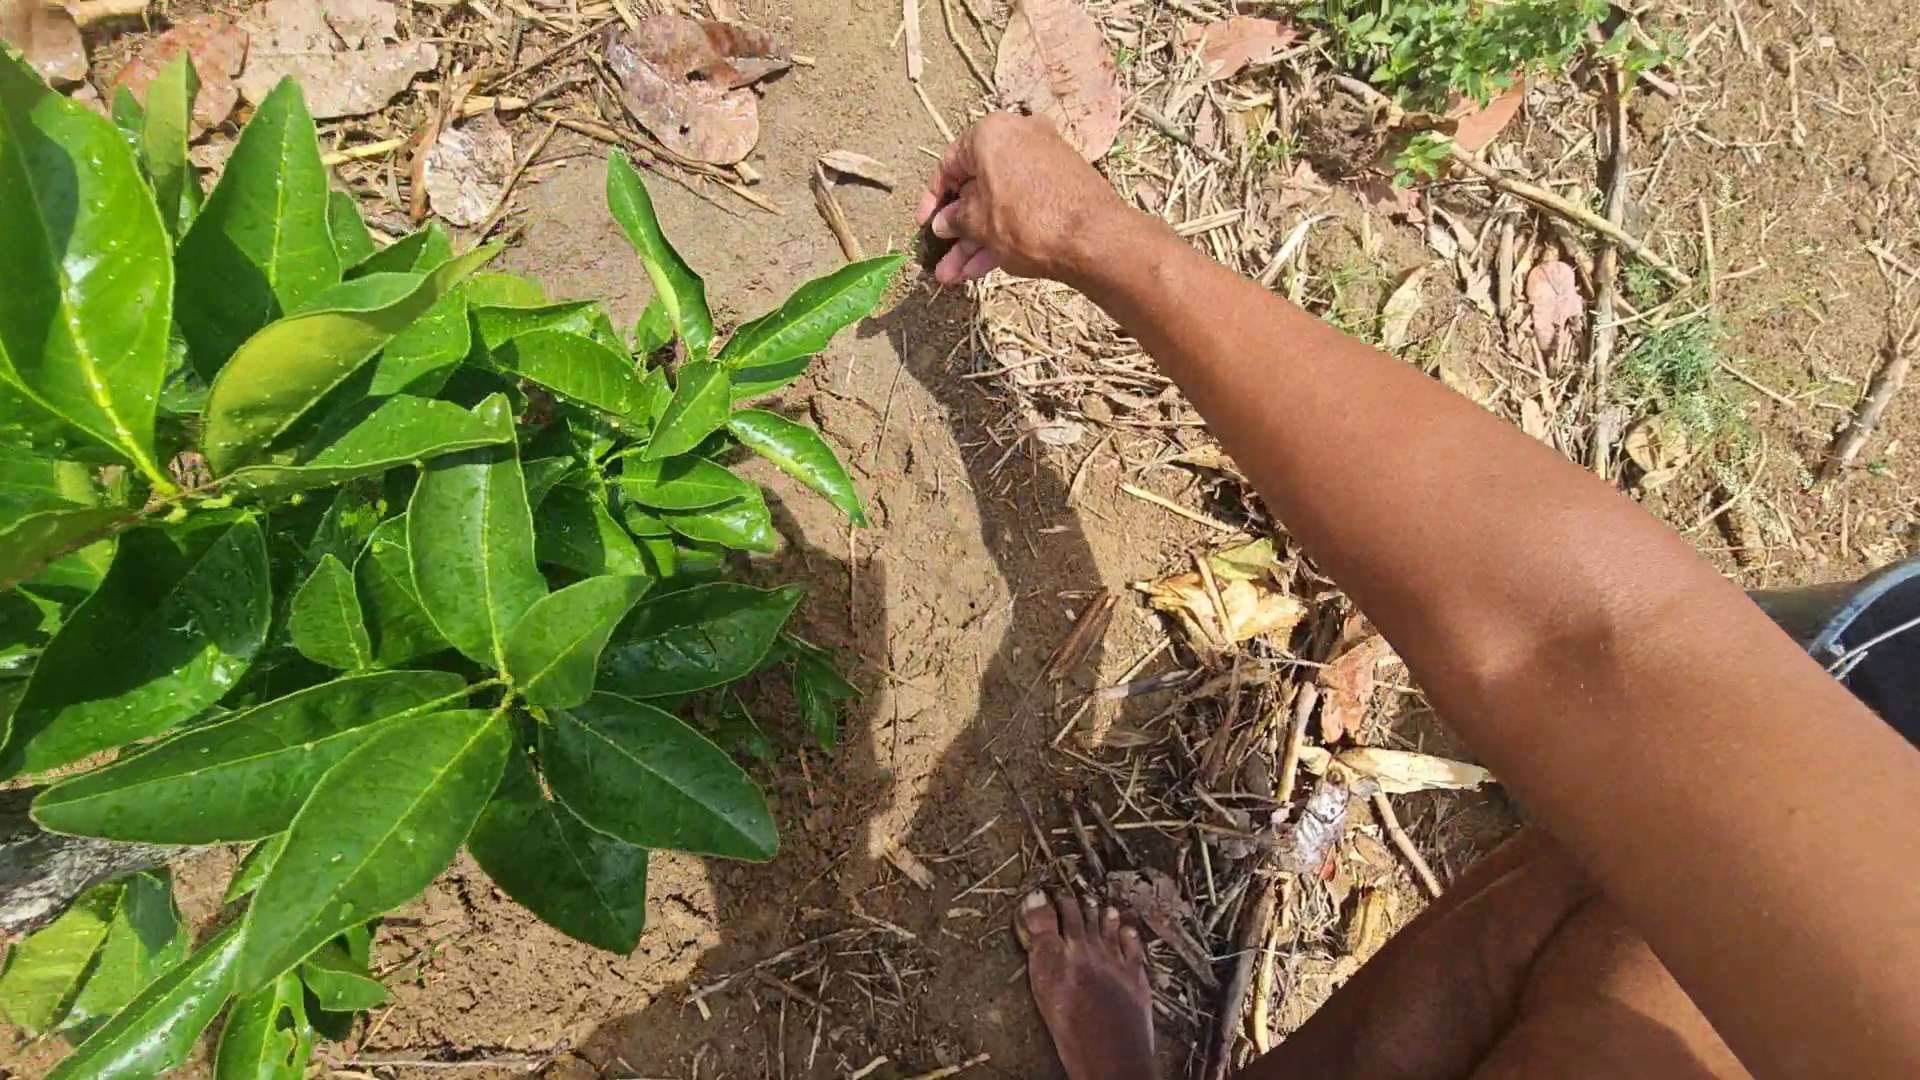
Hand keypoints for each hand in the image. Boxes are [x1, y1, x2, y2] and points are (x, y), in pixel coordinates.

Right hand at [916, 113, 1132, 285]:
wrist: (1094, 239)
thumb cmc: (1029, 223)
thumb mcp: (980, 225)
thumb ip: (957, 221)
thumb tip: (944, 222)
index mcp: (992, 134)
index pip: (950, 163)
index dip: (932, 199)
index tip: (924, 225)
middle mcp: (1019, 138)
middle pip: (976, 190)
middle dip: (956, 233)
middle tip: (942, 261)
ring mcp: (1043, 164)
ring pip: (997, 206)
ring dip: (975, 243)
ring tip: (955, 278)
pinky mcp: (1061, 188)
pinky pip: (1020, 210)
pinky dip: (1000, 236)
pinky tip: (982, 270)